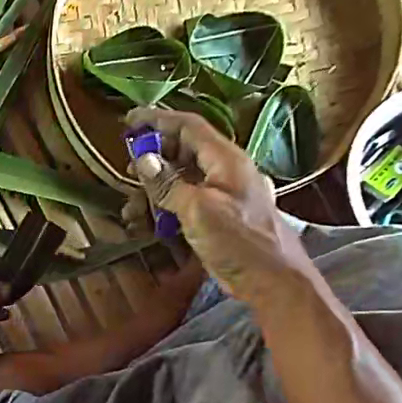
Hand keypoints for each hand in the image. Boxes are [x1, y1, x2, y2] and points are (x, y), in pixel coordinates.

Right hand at [125, 106, 311, 305]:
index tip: (129, 122)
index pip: (188, 126)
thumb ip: (169, 184)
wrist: (275, 282)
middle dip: (153, 156)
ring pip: (183, 178)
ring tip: (133, 205)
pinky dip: (166, 206)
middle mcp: (226, 171)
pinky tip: (149, 222)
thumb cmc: (240, 242)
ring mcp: (223, 195)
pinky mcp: (219, 217)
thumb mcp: (198, 210)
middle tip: (127, 166)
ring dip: (155, 188)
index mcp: (226, 160)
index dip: (157, 120)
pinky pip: (187, 201)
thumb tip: (142, 159)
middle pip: (184, 150)